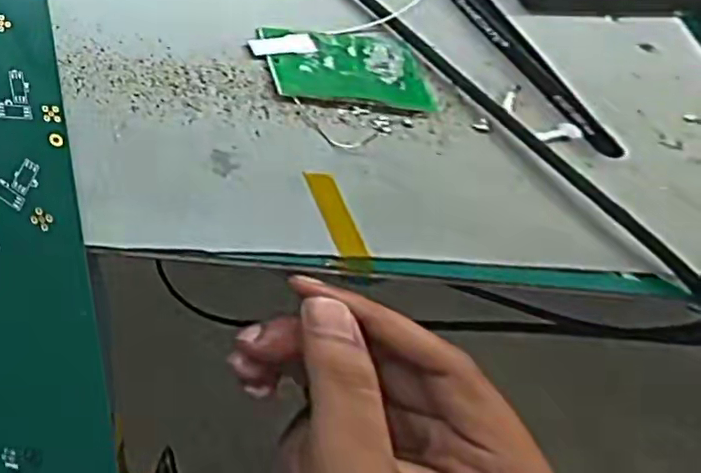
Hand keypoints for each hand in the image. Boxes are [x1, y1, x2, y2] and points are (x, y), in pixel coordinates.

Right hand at [229, 276, 551, 472]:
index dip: (368, 315)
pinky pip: (332, 400)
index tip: (306, 288)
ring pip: (346, 375)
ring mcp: (417, 453)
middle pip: (379, 362)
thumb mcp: (356, 463)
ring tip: (249, 367)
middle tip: (258, 342)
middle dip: (304, 342)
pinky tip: (264, 390)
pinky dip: (290, 389)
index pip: (437, 358)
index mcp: (495, 461)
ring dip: (286, 362)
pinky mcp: (375, 452)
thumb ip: (342, 383)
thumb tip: (324, 308)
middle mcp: (463, 452)